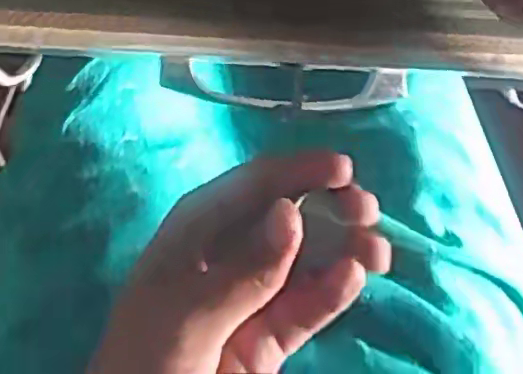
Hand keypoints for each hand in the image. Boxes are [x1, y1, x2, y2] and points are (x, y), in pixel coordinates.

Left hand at [89, 151, 392, 373]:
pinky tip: (354, 277)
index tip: (343, 168)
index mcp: (198, 227)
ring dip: (340, 248)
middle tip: (367, 209)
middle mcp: (227, 251)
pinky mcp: (265, 341)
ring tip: (377, 249)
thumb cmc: (145, 361)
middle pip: (285, 215)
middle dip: (326, 205)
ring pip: (303, 261)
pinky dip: (330, 292)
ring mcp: (249, 295)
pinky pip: (303, 308)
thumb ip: (241, 272)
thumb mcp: (184, 316)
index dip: (297, 170)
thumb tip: (291, 212)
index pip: (253, 184)